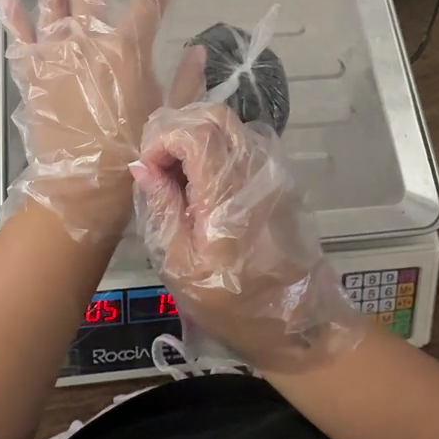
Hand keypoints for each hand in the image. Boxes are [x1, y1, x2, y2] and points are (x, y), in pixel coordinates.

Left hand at [0, 0, 184, 240]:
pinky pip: (18, 37)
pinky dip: (12, 16)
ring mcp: (54, 53)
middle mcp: (88, 41)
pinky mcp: (30, 72)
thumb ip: (186, 79)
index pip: (151, 2)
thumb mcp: (168, 114)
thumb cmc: (131, 151)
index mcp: (128, 50)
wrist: (82, 189)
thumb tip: (198, 50)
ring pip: (52, 1)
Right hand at [132, 71, 368, 372]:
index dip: (163, 139)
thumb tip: (140, 166)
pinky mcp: (279, 177)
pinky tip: (202, 181)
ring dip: (195, 135)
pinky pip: (242, 142)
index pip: (195, 132)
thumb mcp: (180, 266)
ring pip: (229, 125)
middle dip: (177, 128)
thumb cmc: (231, 302)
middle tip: (158, 164)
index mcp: (227, 195)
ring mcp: (272, 171)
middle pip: (214, 116)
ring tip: (176, 174)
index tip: (148, 168)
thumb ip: (161, 208)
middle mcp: (254, 171)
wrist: (297, 322)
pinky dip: (215, 146)